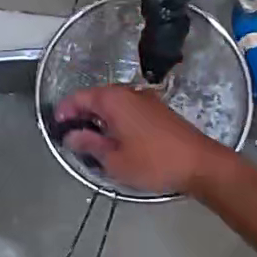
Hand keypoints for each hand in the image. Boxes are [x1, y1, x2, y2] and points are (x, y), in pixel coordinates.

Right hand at [54, 85, 232, 195]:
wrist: (200, 164)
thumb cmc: (153, 162)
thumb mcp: (114, 159)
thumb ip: (89, 144)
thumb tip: (71, 136)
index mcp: (113, 100)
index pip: (79, 97)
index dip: (64, 110)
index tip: (56, 126)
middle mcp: (129, 93)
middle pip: (96, 97)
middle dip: (81, 113)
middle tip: (71, 135)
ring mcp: (147, 100)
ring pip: (113, 104)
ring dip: (99, 117)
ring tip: (91, 140)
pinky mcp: (159, 111)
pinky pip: (128, 110)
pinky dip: (116, 120)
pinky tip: (116, 139)